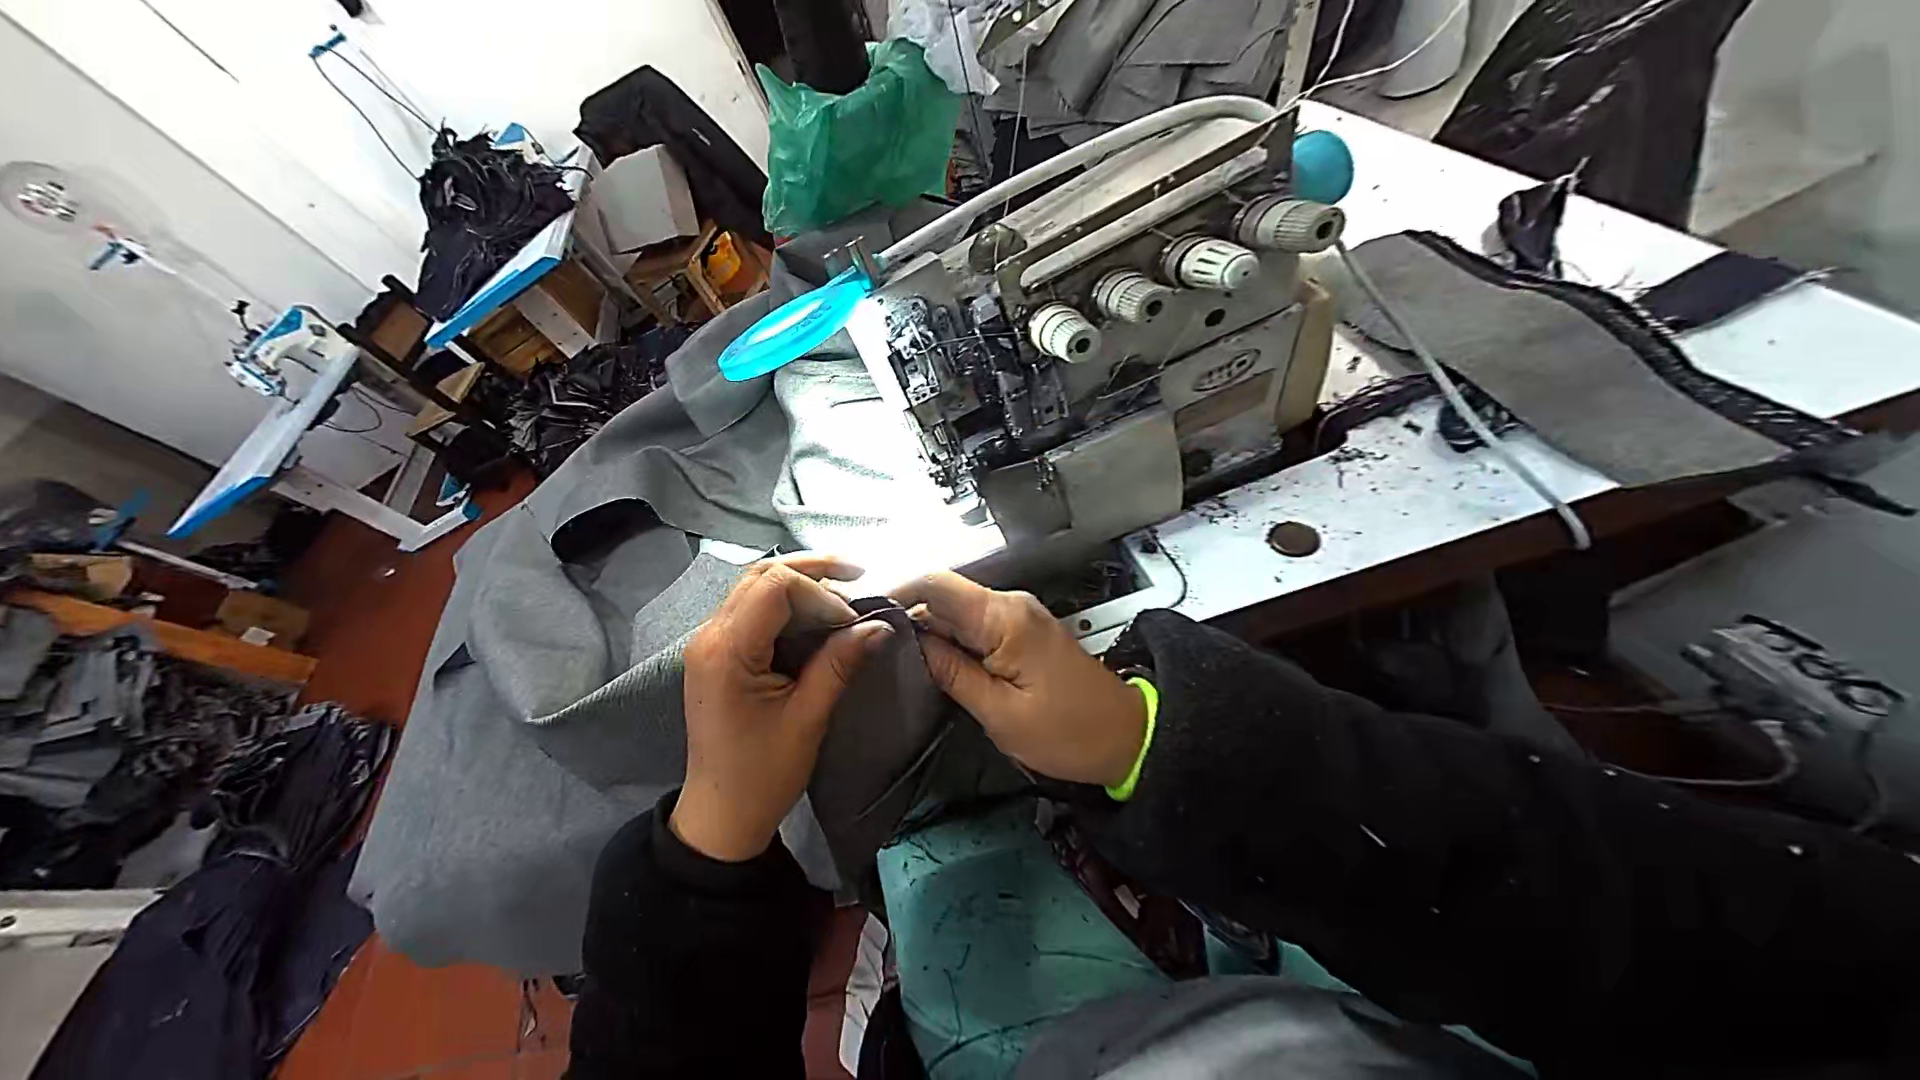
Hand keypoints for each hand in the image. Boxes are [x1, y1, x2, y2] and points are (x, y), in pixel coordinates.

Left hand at [672, 555, 892, 860]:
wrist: (722, 813)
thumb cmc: (762, 773)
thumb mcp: (808, 718)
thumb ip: (839, 663)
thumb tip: (880, 625)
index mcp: (726, 651)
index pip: (774, 586)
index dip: (820, 594)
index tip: (851, 623)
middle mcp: (709, 635)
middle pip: (762, 575)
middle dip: (812, 572)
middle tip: (857, 577)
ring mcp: (709, 642)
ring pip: (755, 585)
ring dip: (800, 582)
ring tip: (842, 588)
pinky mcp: (718, 651)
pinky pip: (752, 608)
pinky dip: (787, 603)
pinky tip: (817, 612)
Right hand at [890, 571, 1145, 787]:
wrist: (1125, 737)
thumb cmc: (1069, 732)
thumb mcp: (999, 712)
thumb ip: (951, 672)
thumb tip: (911, 643)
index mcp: (1004, 618)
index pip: (936, 584)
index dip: (898, 593)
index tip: (867, 617)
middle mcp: (1011, 605)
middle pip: (943, 596)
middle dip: (909, 617)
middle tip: (876, 648)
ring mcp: (1018, 615)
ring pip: (957, 611)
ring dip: (929, 631)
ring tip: (899, 660)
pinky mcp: (1022, 630)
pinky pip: (976, 625)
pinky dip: (952, 640)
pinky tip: (936, 664)